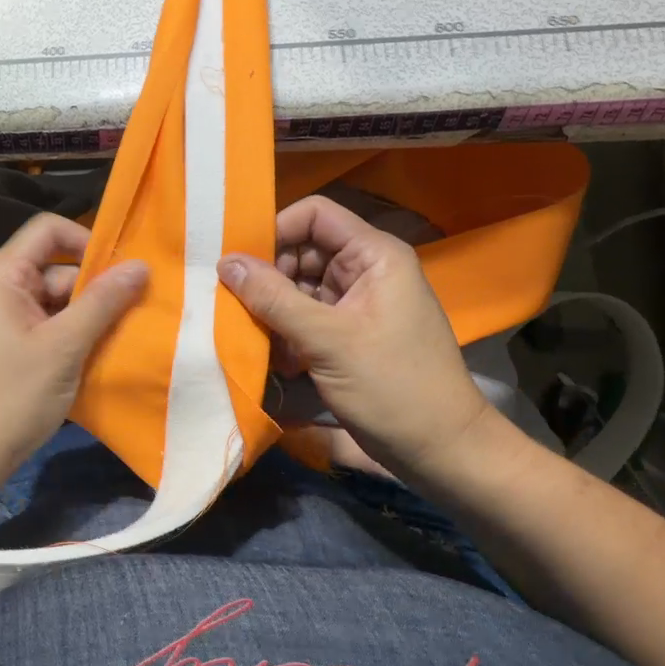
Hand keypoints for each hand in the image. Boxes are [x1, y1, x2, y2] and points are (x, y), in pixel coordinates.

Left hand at [0, 214, 148, 473]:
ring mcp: (2, 313)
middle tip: (132, 314)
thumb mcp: (66, 345)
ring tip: (120, 337)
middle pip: (57, 265)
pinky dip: (71, 332)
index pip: (49, 229)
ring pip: (57, 296)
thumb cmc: (16, 394)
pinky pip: (47, 320)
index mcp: (3, 274)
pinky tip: (96, 353)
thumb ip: (103, 301)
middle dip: (94, 287)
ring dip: (87, 314)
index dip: (87, 241)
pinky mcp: (8, 339)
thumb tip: (140, 265)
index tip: (119, 274)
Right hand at [216, 195, 504, 478]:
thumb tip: (224, 263)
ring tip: (257, 338)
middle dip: (267, 276)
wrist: (439, 450)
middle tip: (238, 306)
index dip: (275, 230)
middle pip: (299, 249)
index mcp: (374, 256)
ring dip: (271, 309)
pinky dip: (283, 331)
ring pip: (295, 285)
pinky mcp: (345, 332)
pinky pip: (302, 315)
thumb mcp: (327, 340)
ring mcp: (354, 302)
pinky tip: (277, 360)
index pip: (313, 215)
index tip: (240, 263)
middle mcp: (364, 270)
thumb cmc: (393, 386)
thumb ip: (274, 298)